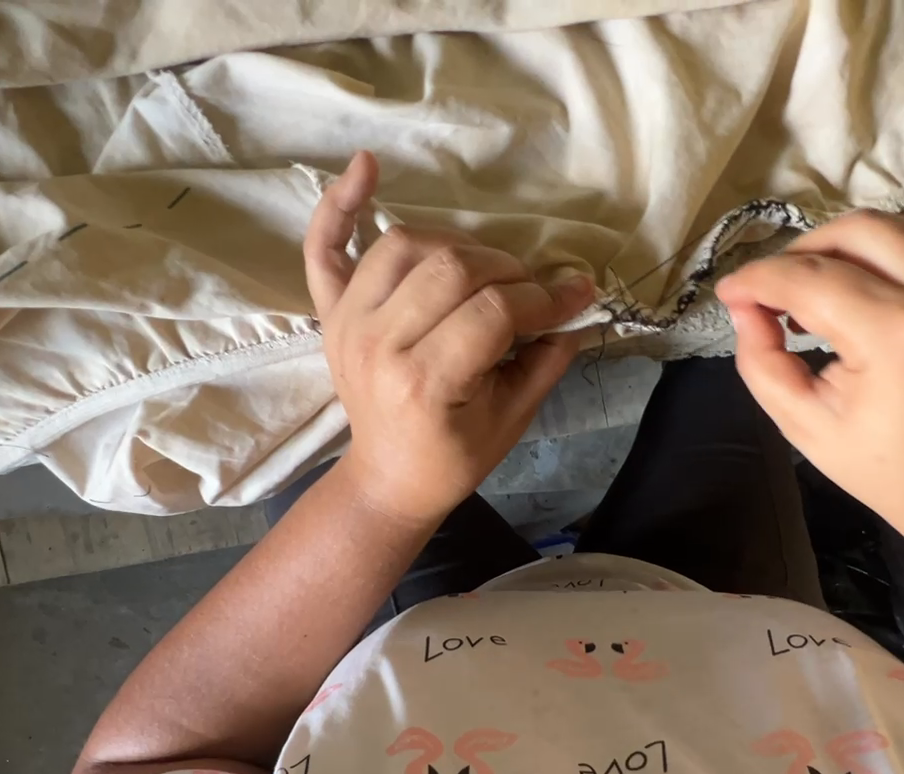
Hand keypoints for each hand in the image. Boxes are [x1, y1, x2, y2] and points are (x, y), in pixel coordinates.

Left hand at [303, 151, 593, 524]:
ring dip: (458, 246)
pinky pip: (325, 247)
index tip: (576, 297)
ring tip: (486, 271)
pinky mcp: (331, 312)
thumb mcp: (512, 421)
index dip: (544, 299)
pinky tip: (367, 166)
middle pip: (453, 268)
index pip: (494, 312)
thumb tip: (578, 304)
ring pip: (406, 244)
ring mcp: (347, 322)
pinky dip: (340, 204)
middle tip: (531, 293)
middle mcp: (378, 344)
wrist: (390, 478)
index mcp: (425, 382)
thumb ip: (546, 361)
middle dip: (509, 272)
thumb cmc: (454, 458)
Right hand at [715, 211, 903, 564]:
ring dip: (840, 250)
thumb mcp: (805, 427)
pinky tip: (859, 295)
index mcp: (897, 335)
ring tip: (811, 295)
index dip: (758, 279)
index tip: (728, 292)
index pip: (810, 278)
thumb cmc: (889, 472)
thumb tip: (745, 310)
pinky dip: (882, 258)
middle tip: (771, 292)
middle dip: (800, 253)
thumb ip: (762, 363)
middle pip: (854, 231)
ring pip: (894, 229)